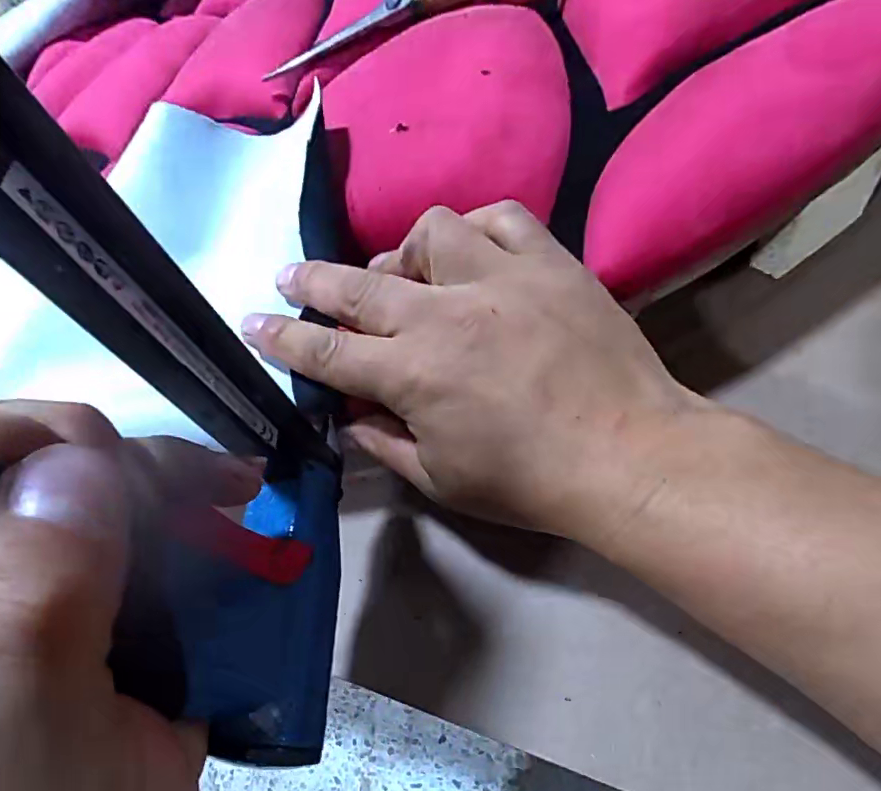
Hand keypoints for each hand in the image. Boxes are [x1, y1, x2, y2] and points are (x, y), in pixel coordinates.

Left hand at [0, 401, 249, 790]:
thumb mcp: (20, 770)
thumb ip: (18, 629)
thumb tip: (69, 466)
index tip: (88, 464)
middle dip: (87, 466)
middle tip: (186, 488)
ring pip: (47, 481)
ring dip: (142, 478)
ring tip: (224, 490)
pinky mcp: (43, 596)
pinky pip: (97, 517)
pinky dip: (162, 503)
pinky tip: (215, 504)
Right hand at [241, 201, 711, 545]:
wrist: (627, 456)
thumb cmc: (527, 483)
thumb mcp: (440, 479)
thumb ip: (384, 443)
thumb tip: (350, 417)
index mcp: (413, 375)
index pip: (328, 351)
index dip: (283, 337)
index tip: (253, 322)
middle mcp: (445, 314)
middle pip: (360, 284)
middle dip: (314, 281)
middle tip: (290, 276)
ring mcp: (500, 278)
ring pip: (429, 233)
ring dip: (404, 257)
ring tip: (408, 283)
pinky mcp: (549, 262)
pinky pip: (499, 218)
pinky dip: (472, 232)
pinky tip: (469, 254)